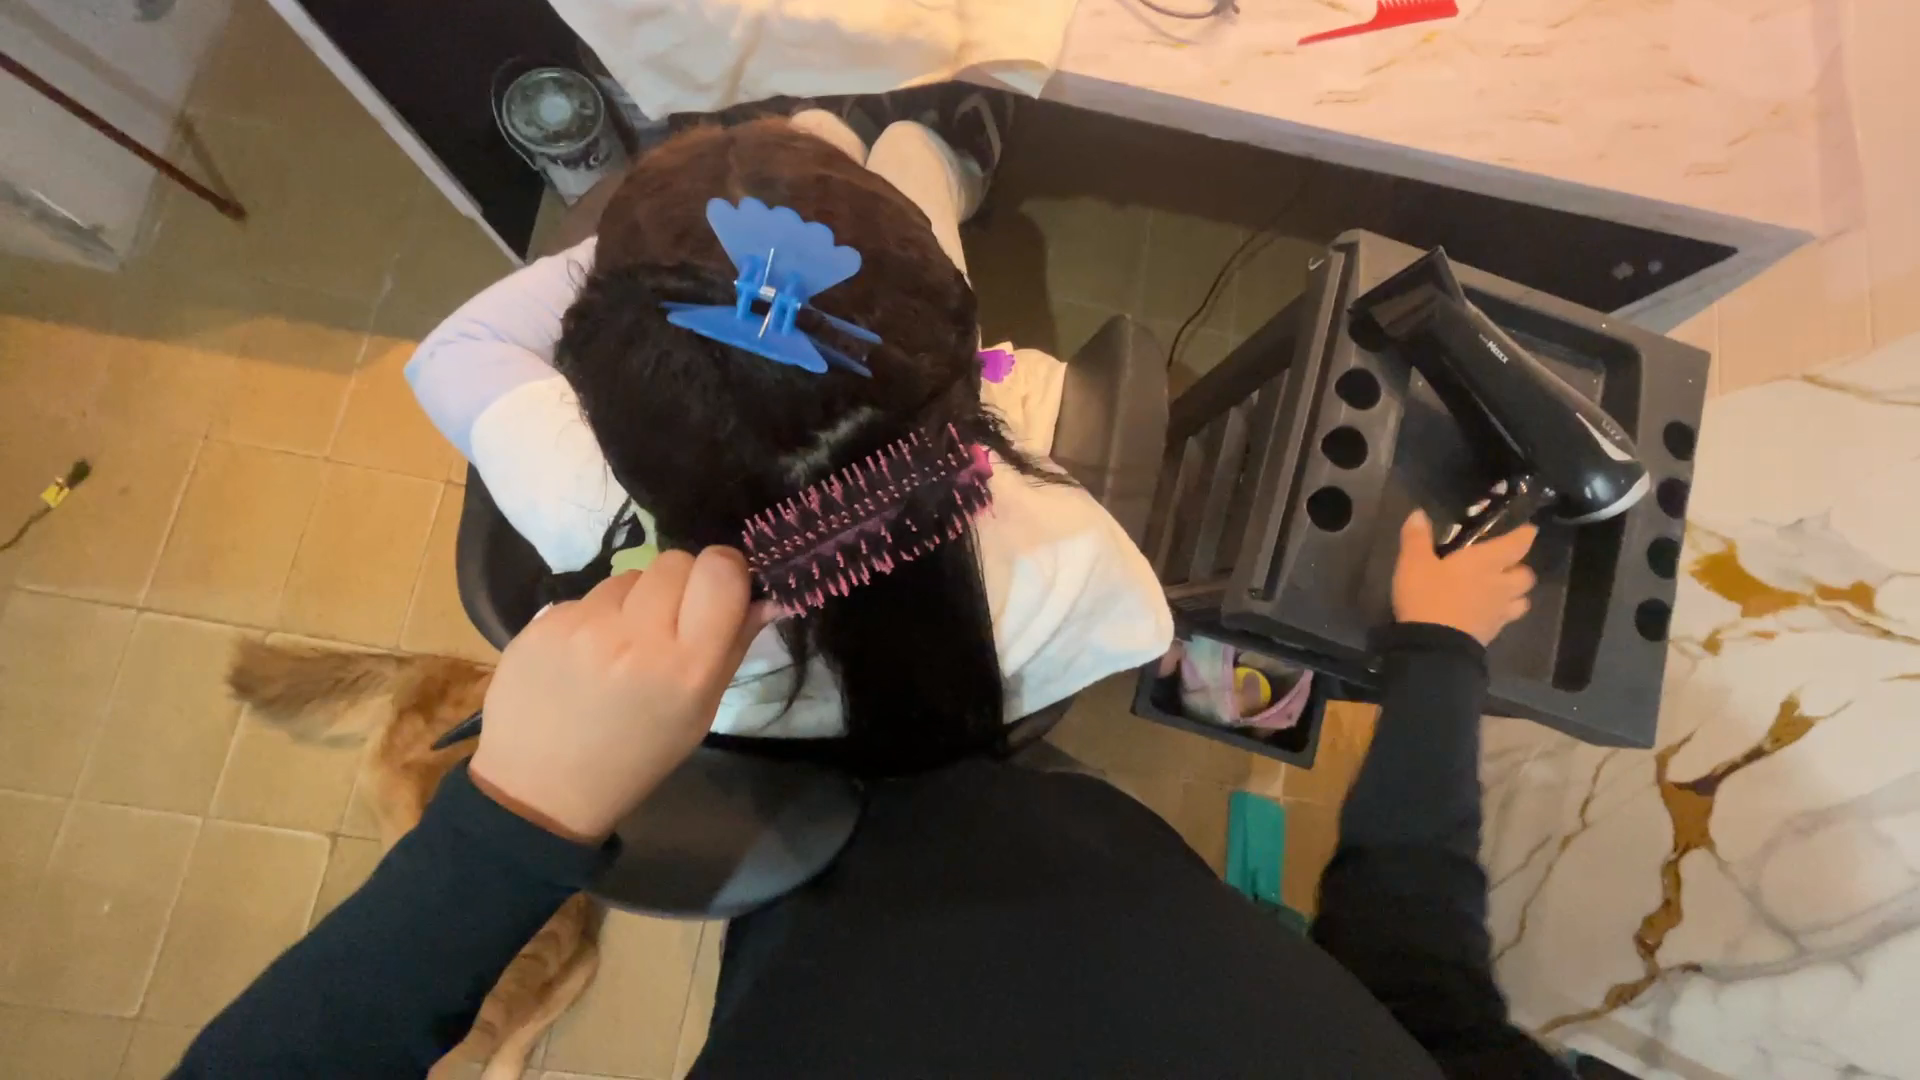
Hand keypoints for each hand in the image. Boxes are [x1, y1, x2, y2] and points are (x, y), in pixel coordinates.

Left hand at [470, 547, 767, 841]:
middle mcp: (638, 637)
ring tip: (623, 642)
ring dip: (638, 598)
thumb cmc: (639, 754)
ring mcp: (584, 626)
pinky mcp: (543, 622)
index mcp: (687, 666)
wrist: (541, 789)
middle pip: (677, 561)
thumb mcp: (701, 711)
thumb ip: (735, 646)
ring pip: (631, 574)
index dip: (726, 570)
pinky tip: (586, 653)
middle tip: (670, 620)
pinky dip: (597, 615)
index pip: (720, 571)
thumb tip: (766, 597)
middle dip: (682, 582)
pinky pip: (588, 595)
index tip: (722, 588)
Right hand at [1391, 510, 1537, 645]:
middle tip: (1505, 565)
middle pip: (1526, 574)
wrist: (1435, 643)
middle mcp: (1501, 584)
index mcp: (1486, 562)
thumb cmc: (1427, 595)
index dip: (1525, 534)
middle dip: (1519, 567)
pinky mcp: (1493, 631)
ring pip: (1523, 598)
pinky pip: (1507, 617)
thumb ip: (1417, 537)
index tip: (1528, 529)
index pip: (1517, 544)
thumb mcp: (1413, 563)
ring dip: (1516, 592)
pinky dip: (1503, 612)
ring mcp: (1500, 610)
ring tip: (1501, 590)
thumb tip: (1419, 512)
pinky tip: (1488, 612)